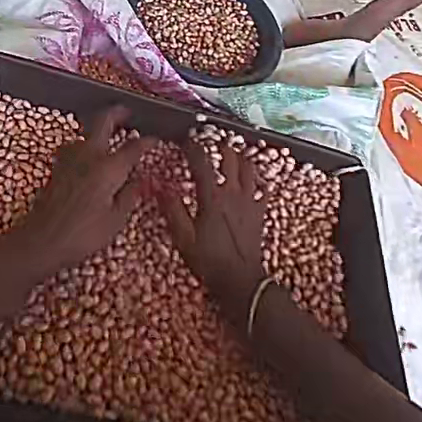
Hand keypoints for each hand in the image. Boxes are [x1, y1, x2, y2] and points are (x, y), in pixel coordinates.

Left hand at [14, 106, 144, 273]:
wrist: (41, 241)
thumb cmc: (83, 234)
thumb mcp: (116, 219)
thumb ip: (131, 194)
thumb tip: (144, 180)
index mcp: (109, 167)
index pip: (134, 146)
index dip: (148, 141)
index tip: (156, 139)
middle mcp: (90, 155)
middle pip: (103, 120)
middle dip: (117, 113)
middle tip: (128, 113)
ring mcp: (70, 159)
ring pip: (87, 131)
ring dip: (100, 127)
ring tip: (111, 133)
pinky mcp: (58, 167)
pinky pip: (76, 146)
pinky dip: (88, 143)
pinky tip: (91, 155)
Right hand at [161, 137, 266, 327]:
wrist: (240, 280)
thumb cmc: (209, 260)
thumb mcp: (184, 238)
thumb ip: (173, 210)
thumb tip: (160, 187)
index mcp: (212, 197)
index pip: (202, 163)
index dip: (193, 148)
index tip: (186, 142)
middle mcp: (233, 193)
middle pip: (230, 158)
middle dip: (219, 146)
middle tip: (210, 143)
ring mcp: (249, 200)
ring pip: (248, 167)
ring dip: (239, 157)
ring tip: (231, 153)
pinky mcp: (259, 211)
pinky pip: (261, 187)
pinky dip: (255, 178)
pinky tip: (249, 179)